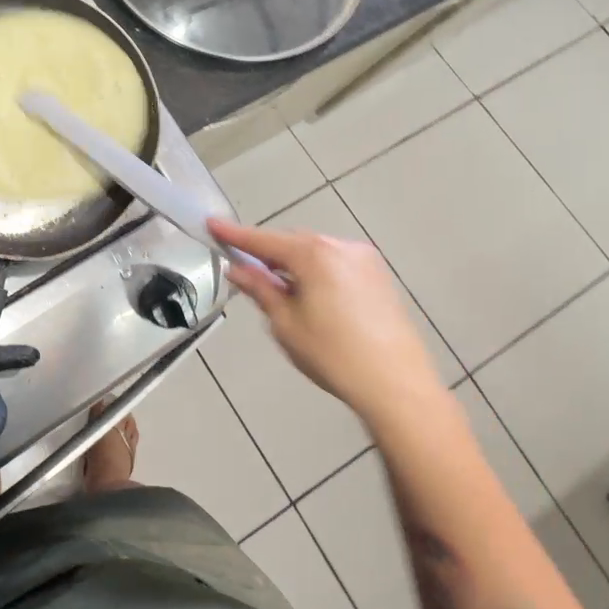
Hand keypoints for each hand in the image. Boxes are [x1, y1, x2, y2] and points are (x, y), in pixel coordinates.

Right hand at [209, 218, 444, 419]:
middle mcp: (341, 247)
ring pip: (316, 253)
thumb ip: (261, 290)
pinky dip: (315, 272)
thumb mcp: (286, 324)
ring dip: (293, 264)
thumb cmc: (333, 355)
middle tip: (243, 269)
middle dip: (267, 253)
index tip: (211, 224)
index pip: (264, 240)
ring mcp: (364, 260)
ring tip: (276, 289)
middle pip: (293, 243)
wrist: (396, 384)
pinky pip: (335, 264)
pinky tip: (308, 295)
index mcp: (315, 255)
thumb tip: (238, 270)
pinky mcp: (378, 277)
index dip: (235, 234)